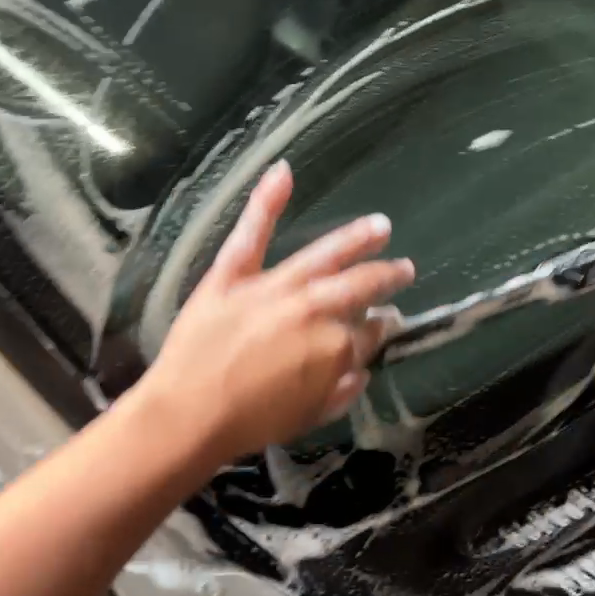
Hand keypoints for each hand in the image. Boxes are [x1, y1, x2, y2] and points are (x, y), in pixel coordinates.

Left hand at [127, 160, 414, 461]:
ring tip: (381, 227)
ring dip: (356, 239)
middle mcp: (314, 310)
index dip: (381, 328)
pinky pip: (251, 234)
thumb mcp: (310, 418)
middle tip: (404, 270)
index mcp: (335, 348)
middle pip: (360, 287)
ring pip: (323, 256)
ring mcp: (274, 288)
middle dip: (387, 278)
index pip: (369, 333)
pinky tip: (284, 171)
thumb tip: (360, 371)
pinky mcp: (232, 275)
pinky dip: (266, 201)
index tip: (388, 322)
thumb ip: (342, 392)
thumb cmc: (251, 423)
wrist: (189, 416)